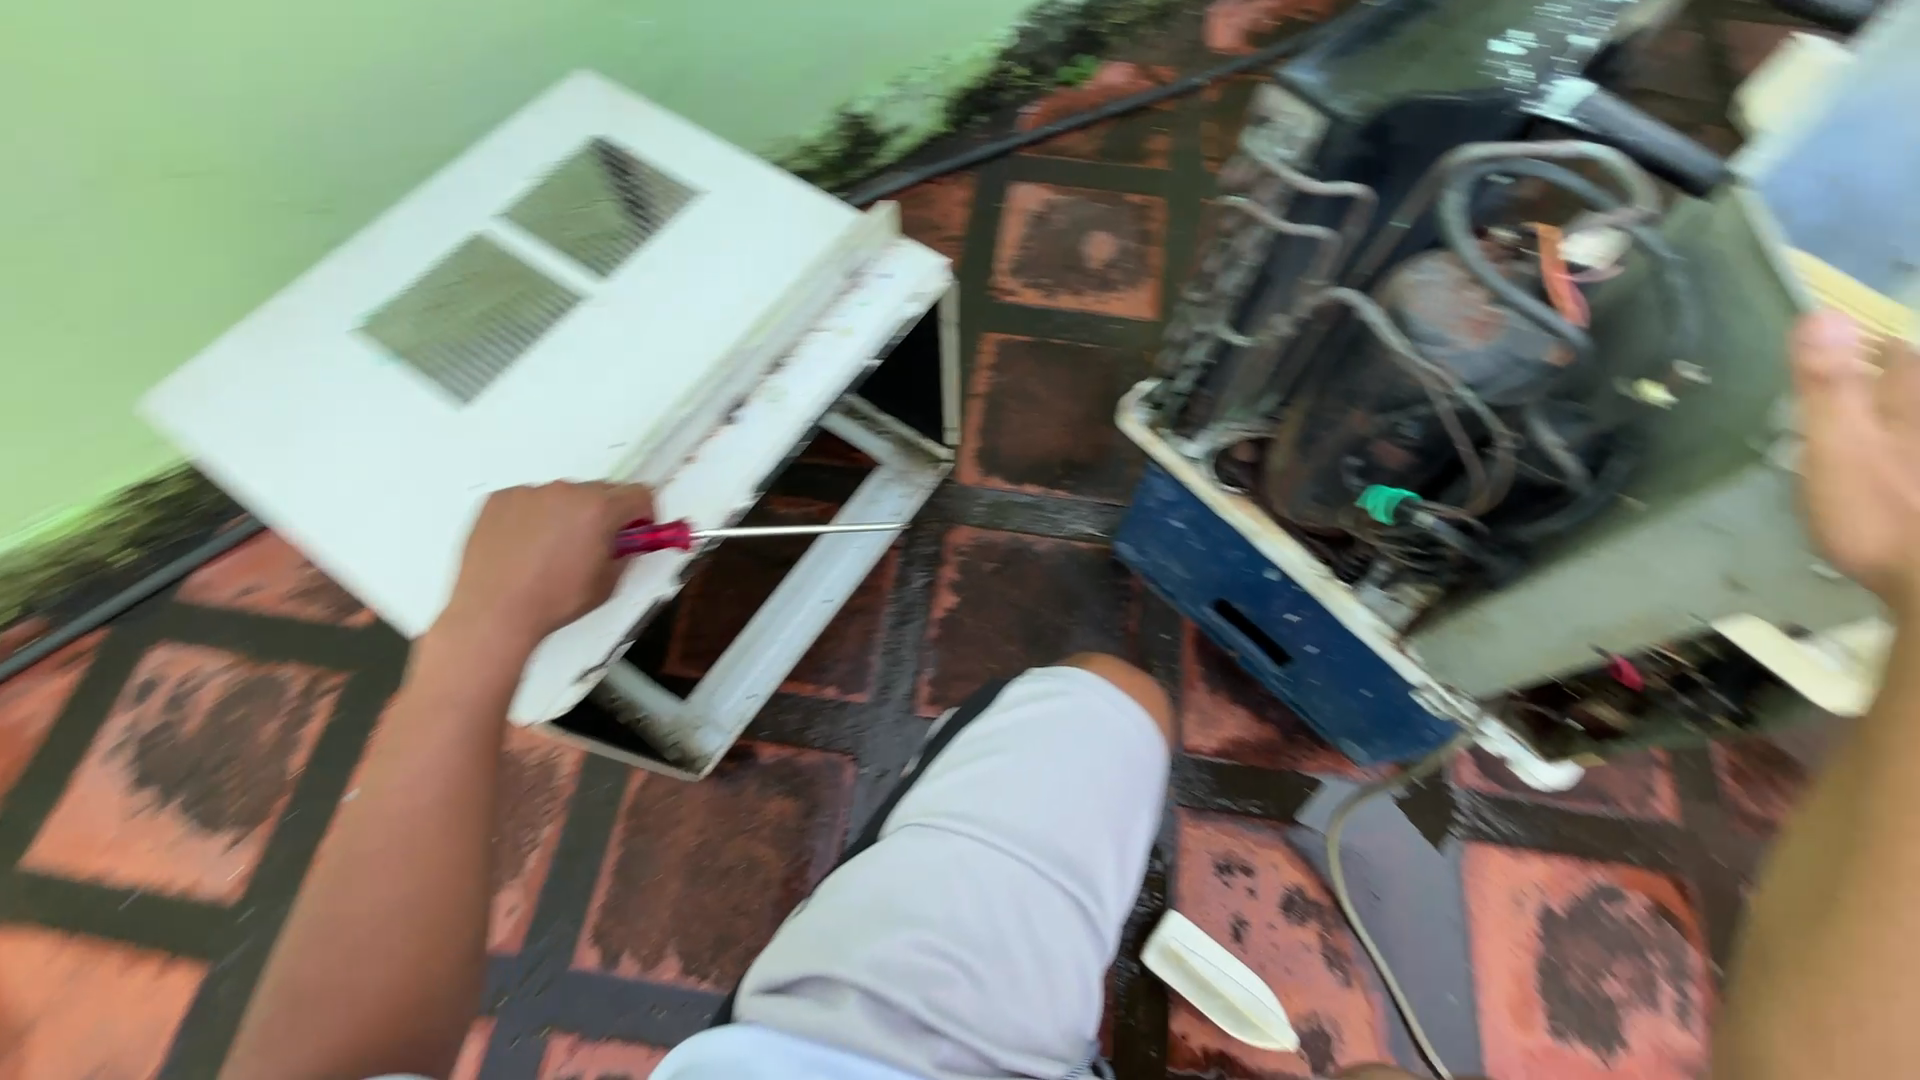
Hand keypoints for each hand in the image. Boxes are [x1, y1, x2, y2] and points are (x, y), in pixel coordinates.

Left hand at [432, 482, 655, 653]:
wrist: (493, 612)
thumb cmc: (550, 601)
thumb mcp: (608, 584)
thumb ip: (625, 554)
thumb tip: (627, 544)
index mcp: (599, 510)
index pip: (640, 494)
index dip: (643, 515)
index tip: (636, 529)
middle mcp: (566, 492)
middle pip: (603, 491)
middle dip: (606, 515)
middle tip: (595, 545)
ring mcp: (530, 493)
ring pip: (565, 496)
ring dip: (569, 515)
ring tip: (554, 551)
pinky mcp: (501, 499)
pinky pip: (530, 500)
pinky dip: (535, 517)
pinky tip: (528, 547)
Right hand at [1792, 312, 1919, 608]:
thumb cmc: (1882, 515)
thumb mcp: (1838, 447)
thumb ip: (1829, 385)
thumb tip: (1819, 313)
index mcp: (1910, 407)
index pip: (1896, 359)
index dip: (1871, 348)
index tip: (1851, 345)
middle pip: (1917, 389)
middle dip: (1898, 382)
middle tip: (1872, 378)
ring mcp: (1919, 464)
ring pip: (1911, 427)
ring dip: (1899, 422)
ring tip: (1881, 428)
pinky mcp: (1916, 498)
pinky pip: (1903, 467)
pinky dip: (1895, 461)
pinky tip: (1888, 469)